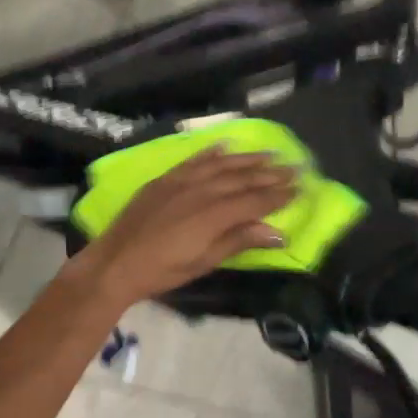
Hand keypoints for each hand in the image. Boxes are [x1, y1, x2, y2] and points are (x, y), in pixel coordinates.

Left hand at [68, 147, 296, 304]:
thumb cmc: (162, 271)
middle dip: (270, 174)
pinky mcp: (164, 179)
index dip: (279, 195)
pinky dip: (210, 152)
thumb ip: (239, 241)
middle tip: (295, 167)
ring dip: (246, 159)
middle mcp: (200, 191)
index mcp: (213, 215)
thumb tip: (277, 233)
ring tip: (269, 154)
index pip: (254, 200)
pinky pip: (193, 160)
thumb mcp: (204, 262)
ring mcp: (180, 182)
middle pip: (241, 179)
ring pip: (220, 165)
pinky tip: (225, 146)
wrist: (116, 262)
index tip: (301, 188)